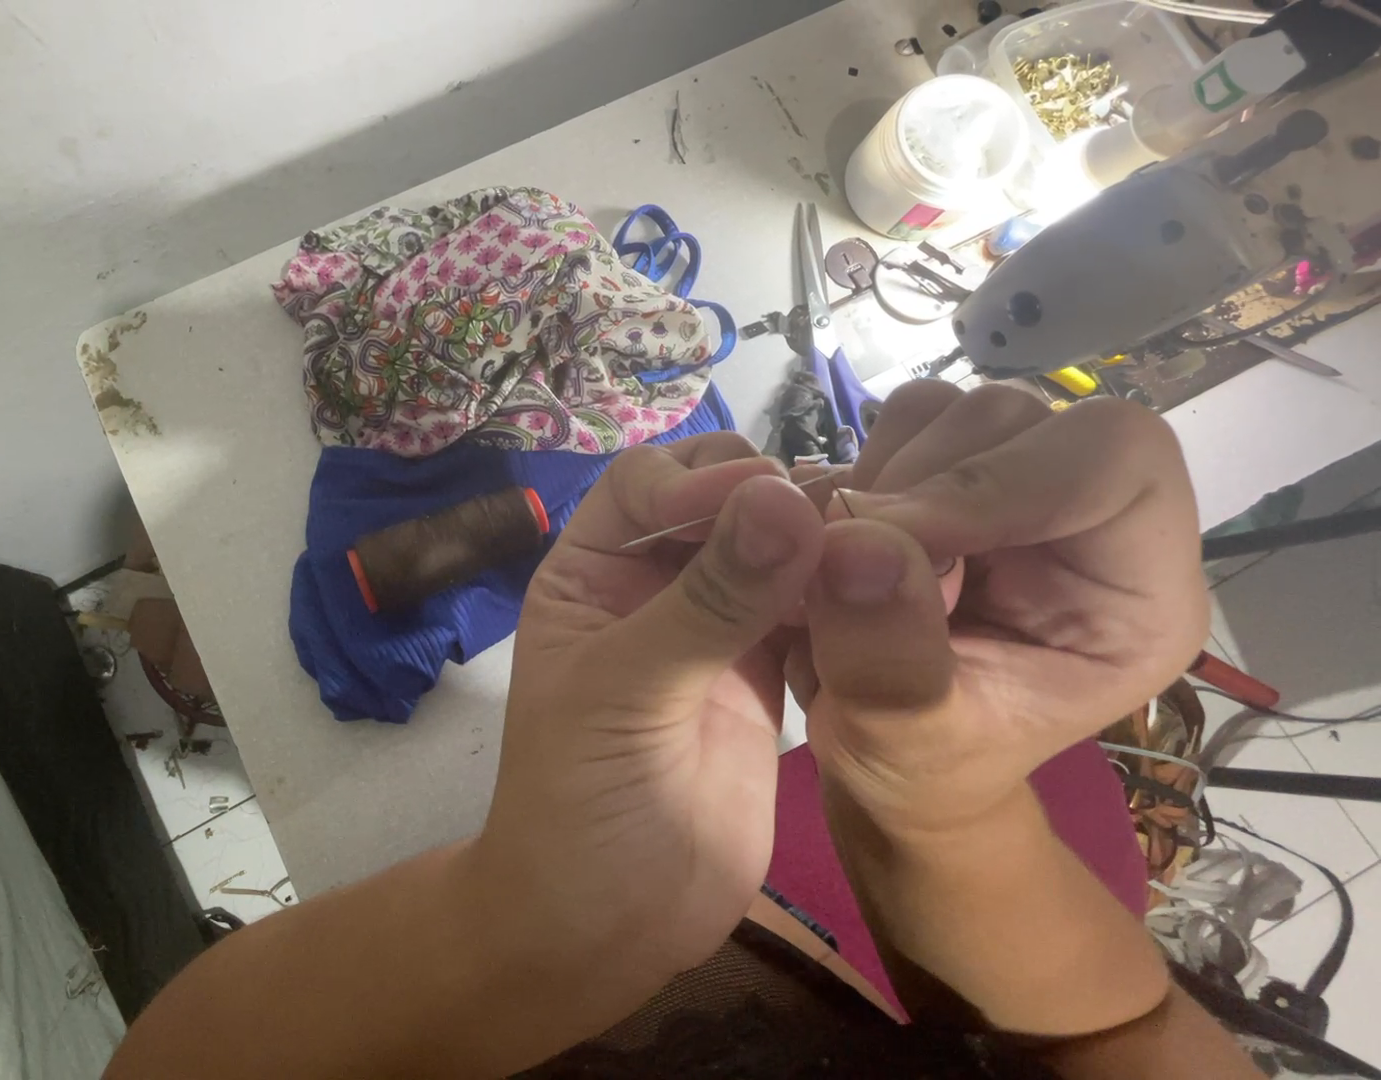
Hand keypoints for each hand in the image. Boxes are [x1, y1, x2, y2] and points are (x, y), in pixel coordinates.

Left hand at [472, 433, 824, 1004]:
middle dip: (765, 495)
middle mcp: (648, 585)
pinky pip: (807, 607)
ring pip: (769, 548)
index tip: (763, 493)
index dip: (696, 478)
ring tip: (878, 542)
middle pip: (712, 500)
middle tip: (834, 516)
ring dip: (816, 539)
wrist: (609, 914)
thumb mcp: (626, 692)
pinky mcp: (762, 671)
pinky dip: (841, 591)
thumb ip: (706, 601)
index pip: (641, 485)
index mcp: (590, 574)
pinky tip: (884, 586)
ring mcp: (710, 627)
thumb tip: (782, 496)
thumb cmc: (581, 799)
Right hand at [787, 382, 1209, 835]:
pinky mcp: (936, 486)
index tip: (879, 540)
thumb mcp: (905, 743)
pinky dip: (849, 470)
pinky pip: (891, 427)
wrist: (891, 762)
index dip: (991, 480)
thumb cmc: (918, 769)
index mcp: (1127, 595)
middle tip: (848, 562)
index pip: (1111, 460)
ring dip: (874, 478)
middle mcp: (1081, 525)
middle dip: (912, 485)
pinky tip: (837, 539)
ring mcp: (1004, 495)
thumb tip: (848, 542)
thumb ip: (888, 660)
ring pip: (946, 411)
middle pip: (1019, 419)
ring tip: (841, 559)